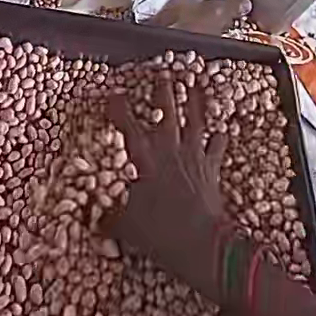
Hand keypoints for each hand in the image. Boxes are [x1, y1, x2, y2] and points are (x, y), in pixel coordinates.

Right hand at [105, 81, 227, 300]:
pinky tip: (222, 130)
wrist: (202, 242)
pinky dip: (218, 138)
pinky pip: (217, 146)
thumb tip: (94, 220)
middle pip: (166, 111)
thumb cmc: (160, 231)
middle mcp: (169, 148)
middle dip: (163, 91)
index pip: (127, 124)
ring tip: (194, 85)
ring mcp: (193, 154)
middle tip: (162, 73)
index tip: (114, 93)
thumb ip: (111, 218)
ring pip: (194, 119)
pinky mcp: (211, 167)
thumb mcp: (127, 226)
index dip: (119, 107)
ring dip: (194, 101)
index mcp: (144, 156)